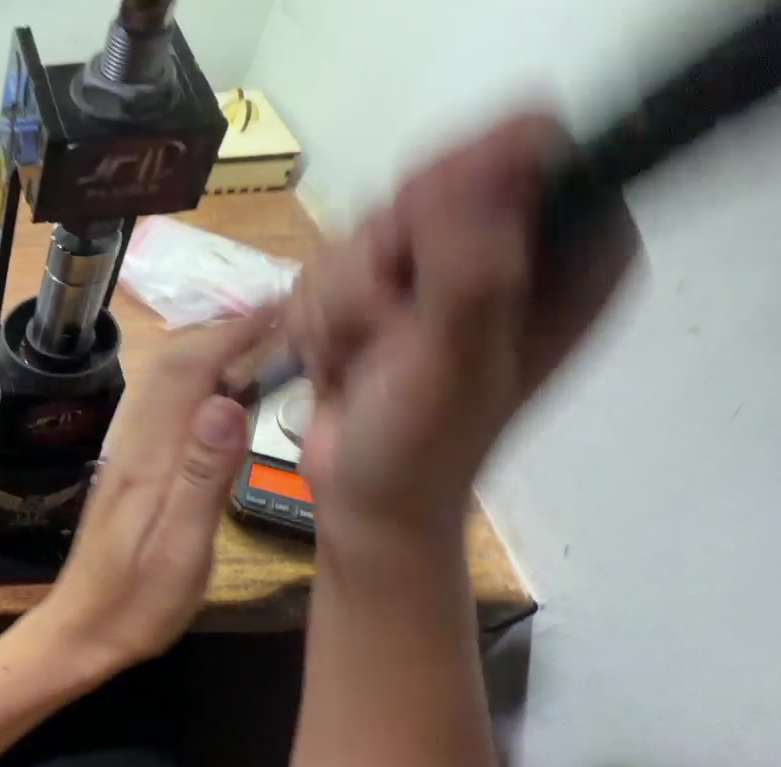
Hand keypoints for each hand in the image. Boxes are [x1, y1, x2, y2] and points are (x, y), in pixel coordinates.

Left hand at [33, 313, 277, 671]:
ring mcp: (126, 463)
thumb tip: (227, 400)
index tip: (282, 306)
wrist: (79, 632)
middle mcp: (131, 449)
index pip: (186, 373)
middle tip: (280, 317)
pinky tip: (222, 402)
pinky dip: (195, 390)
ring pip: (162, 390)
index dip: (231, 332)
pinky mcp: (127, 479)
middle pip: (169, 370)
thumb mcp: (180, 548)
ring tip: (261, 344)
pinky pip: (160, 417)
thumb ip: (201, 476)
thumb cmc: (136, 604)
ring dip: (207, 357)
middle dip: (220, 334)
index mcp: (147, 460)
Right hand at [286, 112, 639, 538]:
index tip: (412, 258)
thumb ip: (473, 255)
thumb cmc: (422, 443)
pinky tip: (335, 363)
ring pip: (356, 234)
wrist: (367, 501)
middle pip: (417, 191)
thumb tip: (492, 151)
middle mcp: (503, 253)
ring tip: (356, 361)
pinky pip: (320, 272)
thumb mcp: (455, 351)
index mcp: (566, 255)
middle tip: (383, 330)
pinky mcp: (377, 300)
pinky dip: (314, 322)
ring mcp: (434, 278)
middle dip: (374, 267)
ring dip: (336, 306)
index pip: (520, 152)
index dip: (450, 192)